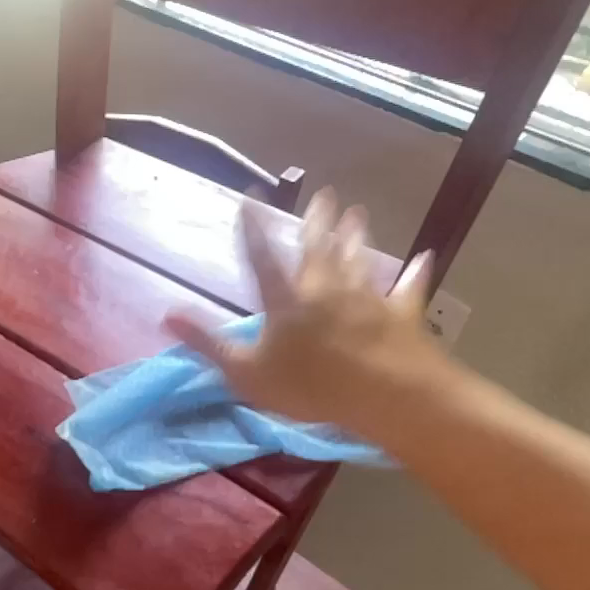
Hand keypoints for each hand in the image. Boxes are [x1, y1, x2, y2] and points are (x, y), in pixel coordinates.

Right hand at [165, 189, 455, 439]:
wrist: (383, 394)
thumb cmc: (308, 388)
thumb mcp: (245, 372)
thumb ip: (208, 343)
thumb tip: (167, 315)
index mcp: (286, 302)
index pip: (262, 259)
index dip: (253, 230)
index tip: (250, 199)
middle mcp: (325, 290)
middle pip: (318, 249)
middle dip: (317, 221)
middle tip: (323, 194)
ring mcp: (366, 300)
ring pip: (359, 261)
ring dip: (357, 237)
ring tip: (357, 213)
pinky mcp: (400, 315)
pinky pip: (407, 289)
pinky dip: (413, 273)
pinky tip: (422, 257)